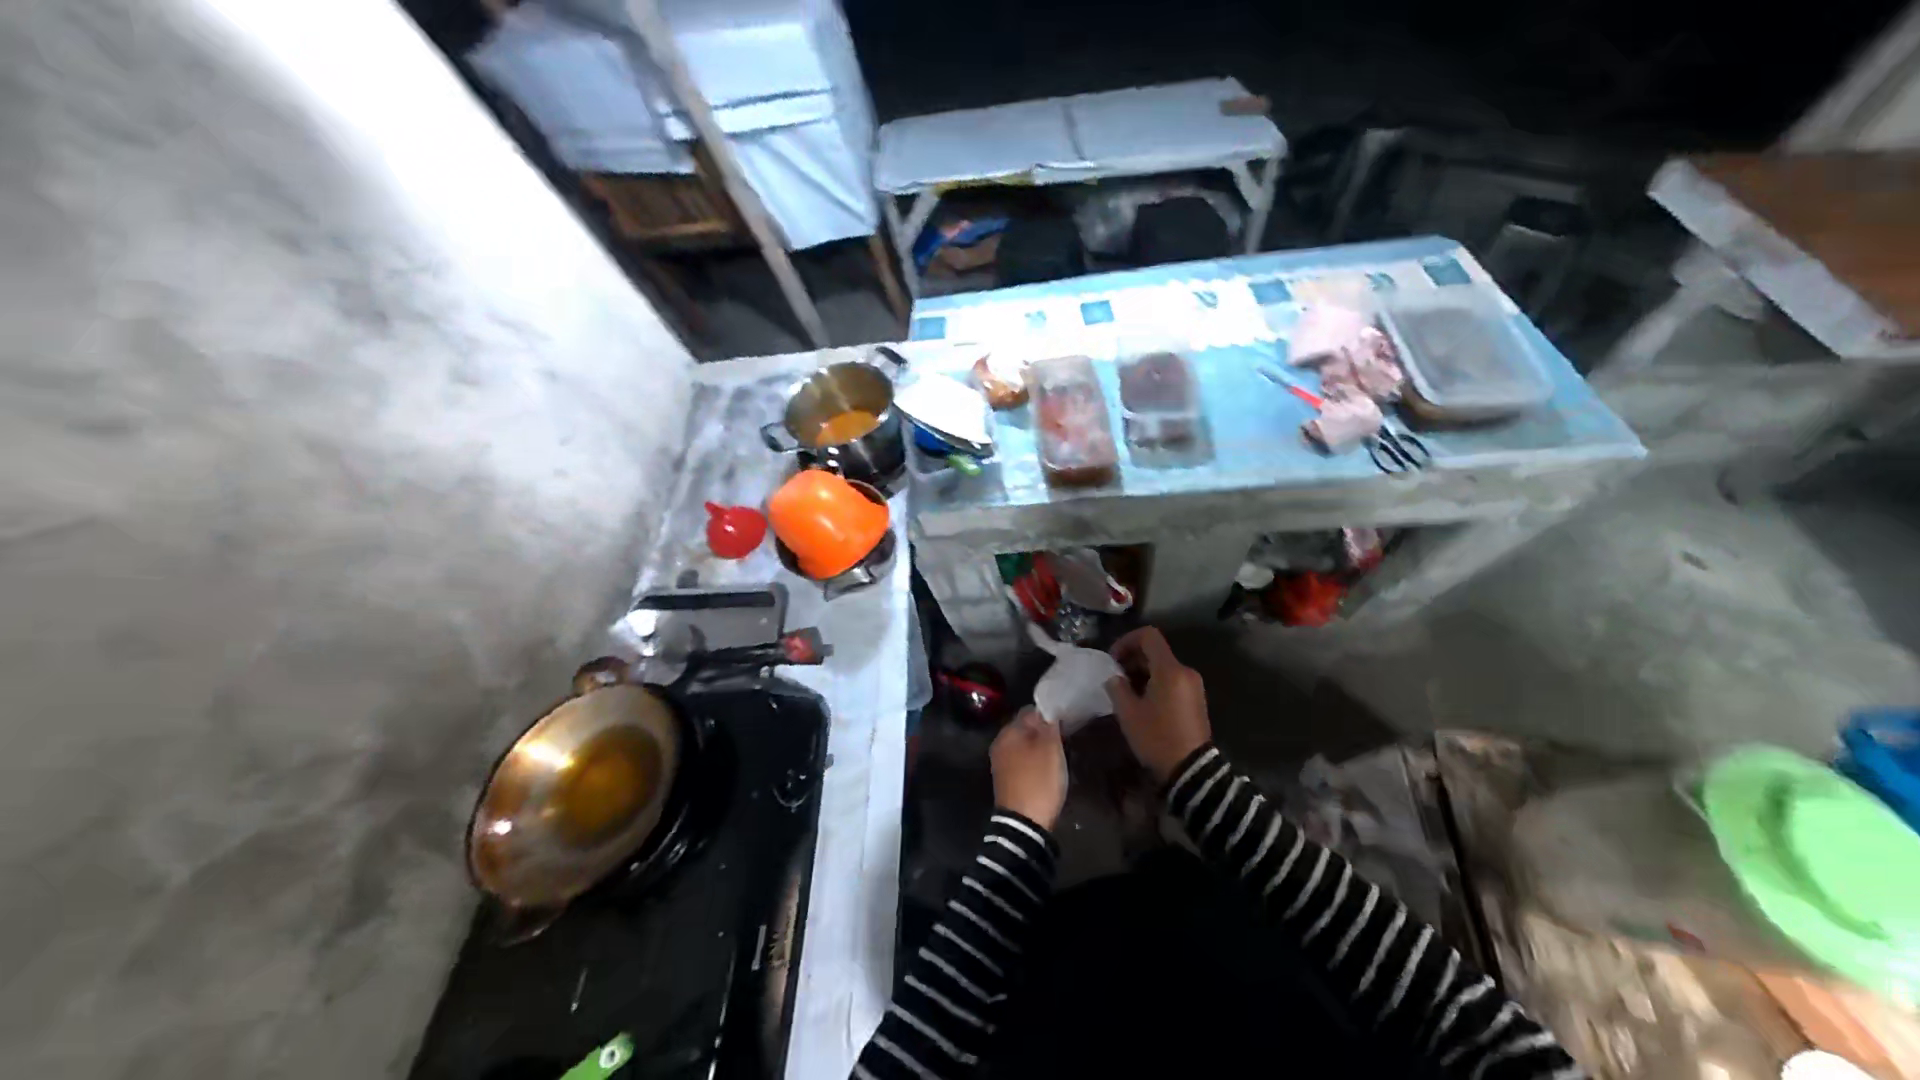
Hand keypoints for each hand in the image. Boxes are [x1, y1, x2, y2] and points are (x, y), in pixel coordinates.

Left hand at [990, 708, 1067, 829]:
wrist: (1024, 823)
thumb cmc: (1038, 780)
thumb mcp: (1051, 749)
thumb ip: (1049, 726)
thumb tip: (1048, 711)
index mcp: (1008, 732)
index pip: (1029, 711)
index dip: (1049, 713)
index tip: (1066, 720)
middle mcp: (1000, 744)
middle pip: (1025, 729)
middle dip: (1044, 731)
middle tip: (1064, 738)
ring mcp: (1000, 763)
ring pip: (1024, 746)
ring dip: (1040, 747)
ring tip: (1059, 754)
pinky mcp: (1005, 779)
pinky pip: (1022, 762)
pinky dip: (1034, 761)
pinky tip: (1047, 769)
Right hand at [1105, 626, 1211, 781]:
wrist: (1192, 770)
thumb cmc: (1157, 738)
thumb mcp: (1129, 713)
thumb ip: (1117, 688)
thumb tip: (1115, 678)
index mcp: (1170, 670)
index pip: (1148, 636)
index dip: (1126, 640)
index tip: (1113, 659)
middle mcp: (1185, 671)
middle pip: (1156, 651)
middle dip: (1132, 658)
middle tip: (1115, 678)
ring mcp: (1193, 685)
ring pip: (1163, 666)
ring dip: (1142, 671)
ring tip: (1126, 692)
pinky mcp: (1195, 699)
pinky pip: (1172, 679)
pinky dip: (1154, 681)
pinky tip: (1142, 701)